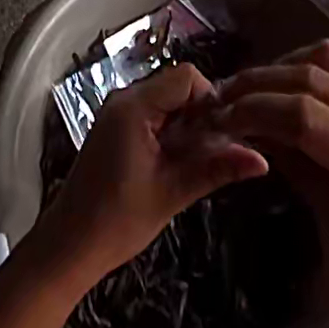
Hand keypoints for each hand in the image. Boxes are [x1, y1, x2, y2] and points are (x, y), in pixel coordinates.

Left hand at [36, 65, 268, 281]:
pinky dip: (172, 129)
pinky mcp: (117, 127)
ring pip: (169, 99)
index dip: (210, 99)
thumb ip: (218, 169)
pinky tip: (176, 160)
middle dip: (201, 113)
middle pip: (179, 85)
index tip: (221, 133)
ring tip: (195, 158)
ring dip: (188, 123)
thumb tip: (262, 161)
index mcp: (134, 107)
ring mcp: (118, 112)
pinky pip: (155, 112)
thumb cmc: (116, 222)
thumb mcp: (173, 193)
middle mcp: (125, 99)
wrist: (66, 251)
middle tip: (212, 149)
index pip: (187, 77)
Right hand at [216, 42, 328, 327]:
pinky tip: (298, 78)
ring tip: (255, 84)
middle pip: (317, 78)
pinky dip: (321, 64)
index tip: (224, 117)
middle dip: (262, 83)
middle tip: (227, 96)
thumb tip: (263, 140)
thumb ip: (309, 180)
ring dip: (289, 64)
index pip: (307, 116)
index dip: (256, 111)